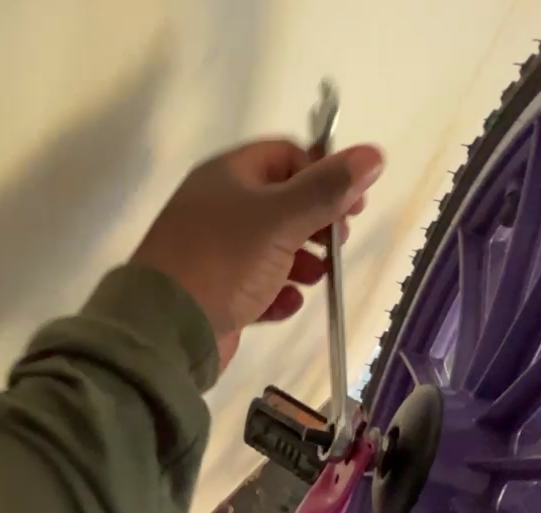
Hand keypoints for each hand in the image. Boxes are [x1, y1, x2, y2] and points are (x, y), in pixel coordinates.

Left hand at [132, 140, 384, 366]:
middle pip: (282, 205)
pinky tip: (286, 305)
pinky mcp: (214, 294)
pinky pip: (254, 287)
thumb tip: (373, 155)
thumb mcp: (281, 219)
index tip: (354, 204)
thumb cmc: (224, 262)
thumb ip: (327, 189)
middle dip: (315, 224)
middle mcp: (217, 209)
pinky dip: (275, 294)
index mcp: (228, 176)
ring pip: (271, 249)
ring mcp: (213, 254)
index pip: (287, 157)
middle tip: (337, 244)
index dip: (324, 174)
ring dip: (301, 263)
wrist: (166, 329)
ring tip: (316, 278)